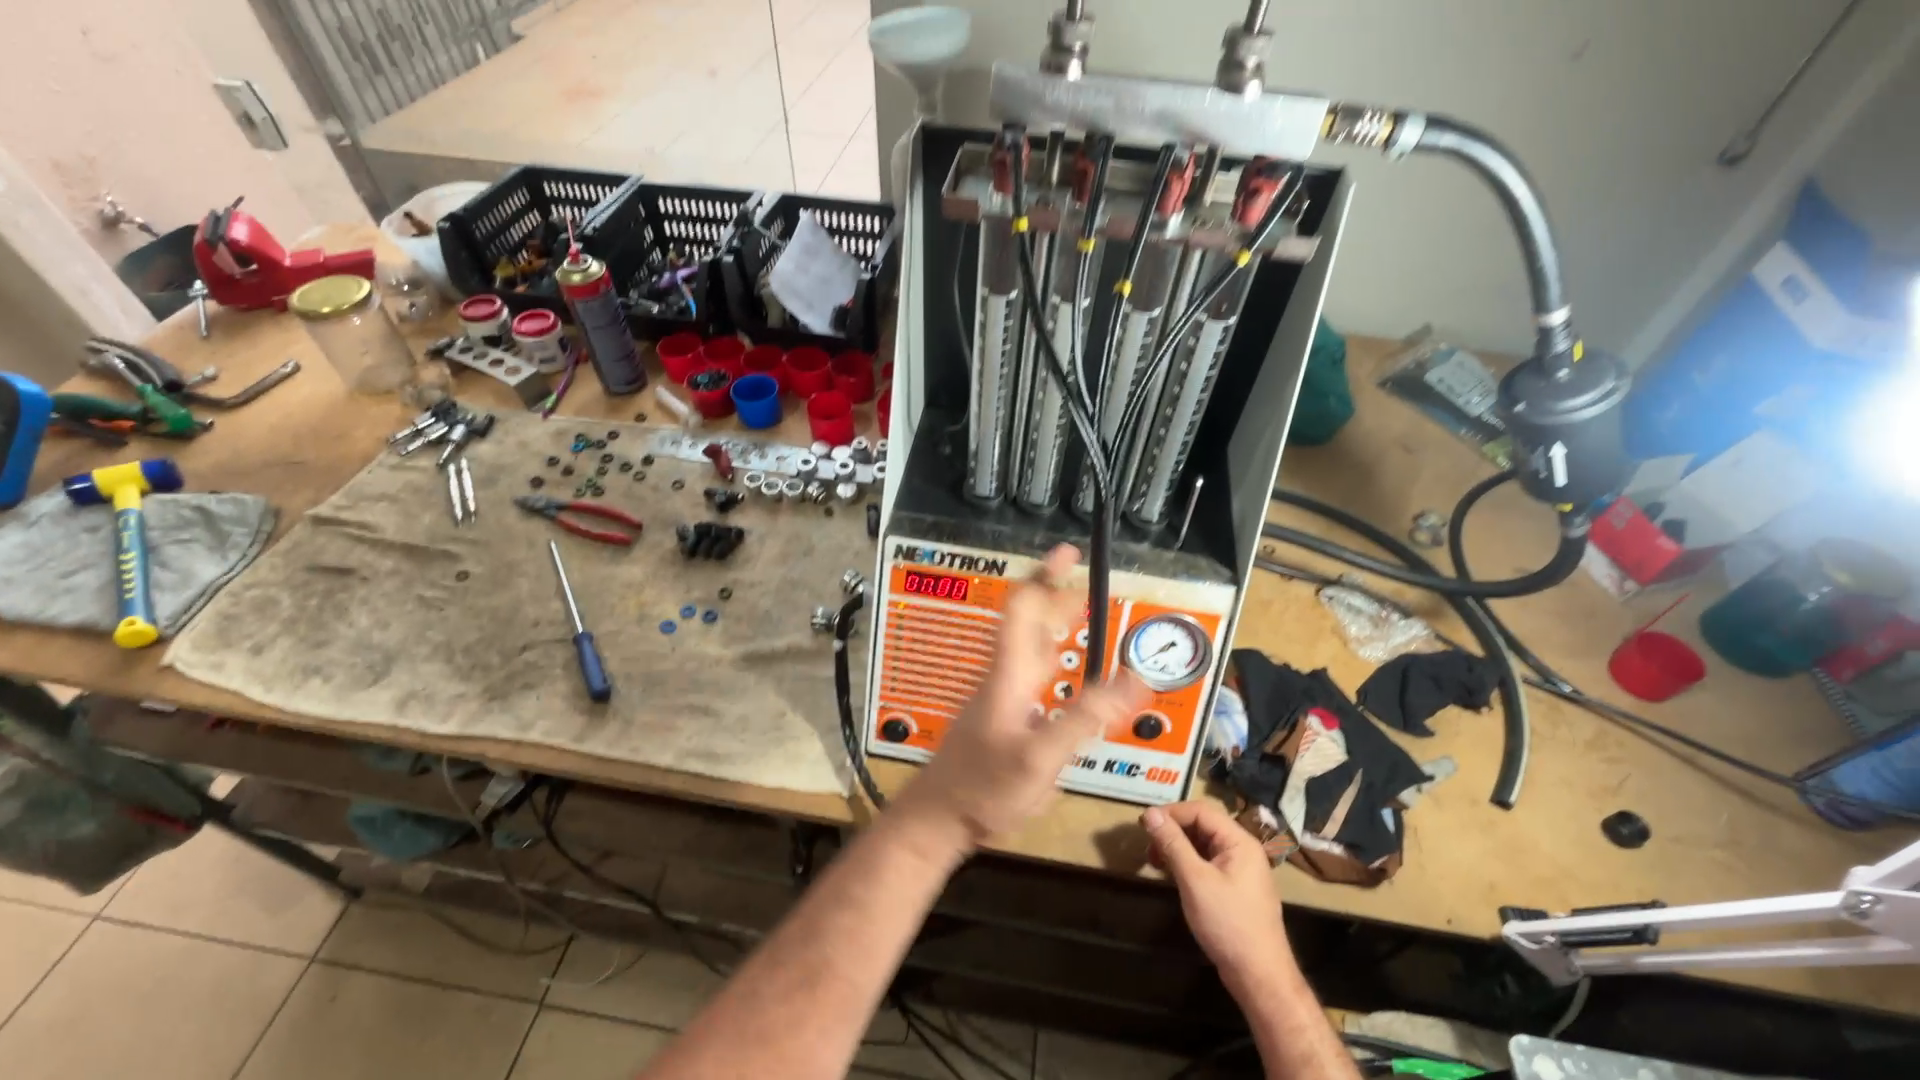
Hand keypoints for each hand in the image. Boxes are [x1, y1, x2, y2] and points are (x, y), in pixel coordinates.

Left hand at [898, 544, 1148, 850]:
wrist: (937, 819)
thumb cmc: (984, 788)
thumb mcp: (1041, 757)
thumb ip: (1086, 718)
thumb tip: (1135, 678)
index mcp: (1008, 676)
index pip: (1023, 610)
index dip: (1044, 577)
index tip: (1067, 553)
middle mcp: (1002, 679)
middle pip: (1028, 626)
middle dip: (1056, 599)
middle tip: (1086, 586)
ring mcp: (999, 701)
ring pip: (1028, 652)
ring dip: (1054, 630)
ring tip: (1081, 619)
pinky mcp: (1000, 722)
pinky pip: (1030, 679)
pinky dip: (1052, 665)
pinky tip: (1064, 678)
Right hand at [1141, 800, 1291, 986]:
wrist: (1258, 974)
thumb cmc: (1227, 923)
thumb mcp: (1194, 880)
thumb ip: (1173, 844)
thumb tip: (1151, 813)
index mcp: (1240, 842)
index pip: (1201, 811)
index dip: (1171, 813)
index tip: (1143, 824)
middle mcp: (1244, 850)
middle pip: (1204, 826)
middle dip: (1173, 831)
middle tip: (1147, 846)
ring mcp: (1242, 871)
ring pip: (1205, 846)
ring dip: (1178, 848)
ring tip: (1156, 862)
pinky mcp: (1236, 889)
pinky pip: (1209, 864)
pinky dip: (1188, 864)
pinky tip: (1174, 876)